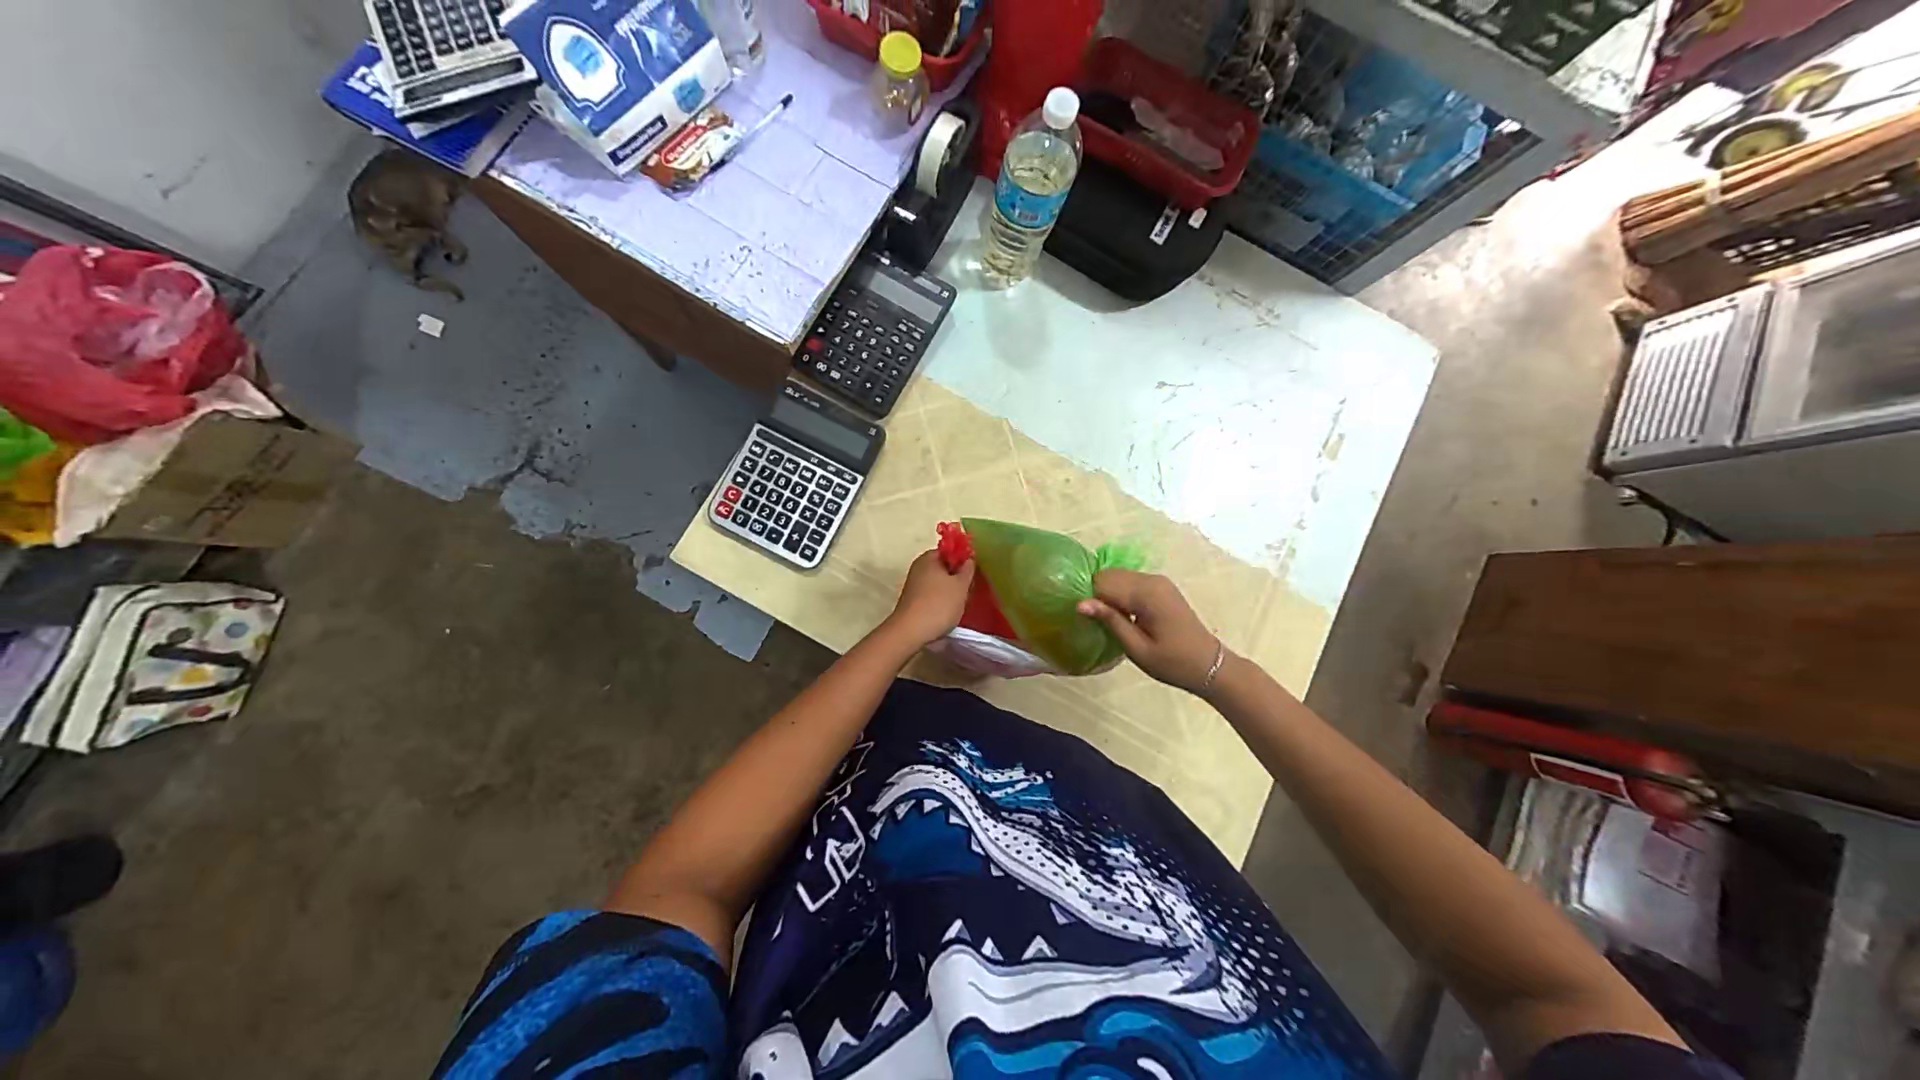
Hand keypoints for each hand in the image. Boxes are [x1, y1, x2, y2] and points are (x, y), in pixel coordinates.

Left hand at [883, 550, 975, 649]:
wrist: (911, 631)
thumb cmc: (939, 605)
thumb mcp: (961, 585)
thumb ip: (968, 569)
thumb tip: (969, 559)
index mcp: (929, 557)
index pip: (950, 550)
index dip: (964, 559)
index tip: (974, 572)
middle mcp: (919, 566)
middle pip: (944, 566)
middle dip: (958, 576)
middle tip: (970, 588)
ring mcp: (914, 583)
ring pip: (938, 581)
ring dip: (950, 589)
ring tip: (961, 601)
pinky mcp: (913, 599)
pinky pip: (932, 593)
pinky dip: (941, 599)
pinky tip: (948, 610)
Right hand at [1077, 569, 1222, 694]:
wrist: (1208, 665)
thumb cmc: (1172, 662)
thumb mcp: (1136, 648)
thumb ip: (1110, 621)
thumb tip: (1080, 604)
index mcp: (1147, 593)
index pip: (1103, 582)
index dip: (1092, 599)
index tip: (1091, 621)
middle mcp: (1152, 580)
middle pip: (1109, 575)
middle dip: (1099, 595)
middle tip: (1102, 624)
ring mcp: (1158, 581)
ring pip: (1118, 576)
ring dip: (1110, 595)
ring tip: (1114, 621)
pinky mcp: (1160, 586)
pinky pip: (1130, 582)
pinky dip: (1121, 595)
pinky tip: (1126, 616)